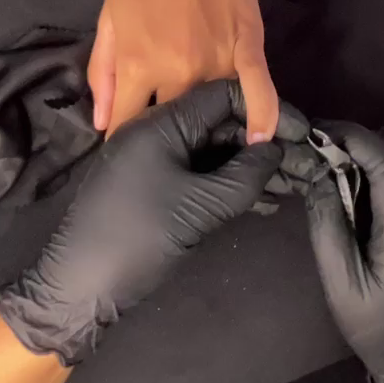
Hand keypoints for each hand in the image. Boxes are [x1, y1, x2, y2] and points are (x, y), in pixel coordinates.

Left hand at [0, 80, 282, 364]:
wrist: (80, 286)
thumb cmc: (138, 238)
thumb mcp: (200, 207)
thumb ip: (245, 174)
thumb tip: (278, 150)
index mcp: (162, 122)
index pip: (223, 96)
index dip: (265, 112)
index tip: (301, 134)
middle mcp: (158, 131)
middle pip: (221, 124)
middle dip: (263, 143)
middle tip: (303, 164)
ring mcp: (155, 159)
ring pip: (213, 152)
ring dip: (251, 168)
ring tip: (291, 186)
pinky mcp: (155, 186)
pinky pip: (200, 174)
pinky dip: (230, 184)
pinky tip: (264, 202)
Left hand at [90, 0, 278, 142]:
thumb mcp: (108, 17)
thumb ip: (102, 71)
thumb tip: (102, 120)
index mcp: (137, 64)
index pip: (126, 125)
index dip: (123, 142)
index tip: (127, 154)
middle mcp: (178, 71)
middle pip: (171, 126)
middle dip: (164, 140)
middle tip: (165, 148)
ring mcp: (218, 61)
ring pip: (213, 113)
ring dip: (207, 129)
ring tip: (203, 146)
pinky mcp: (249, 47)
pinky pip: (259, 92)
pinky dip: (261, 118)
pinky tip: (259, 141)